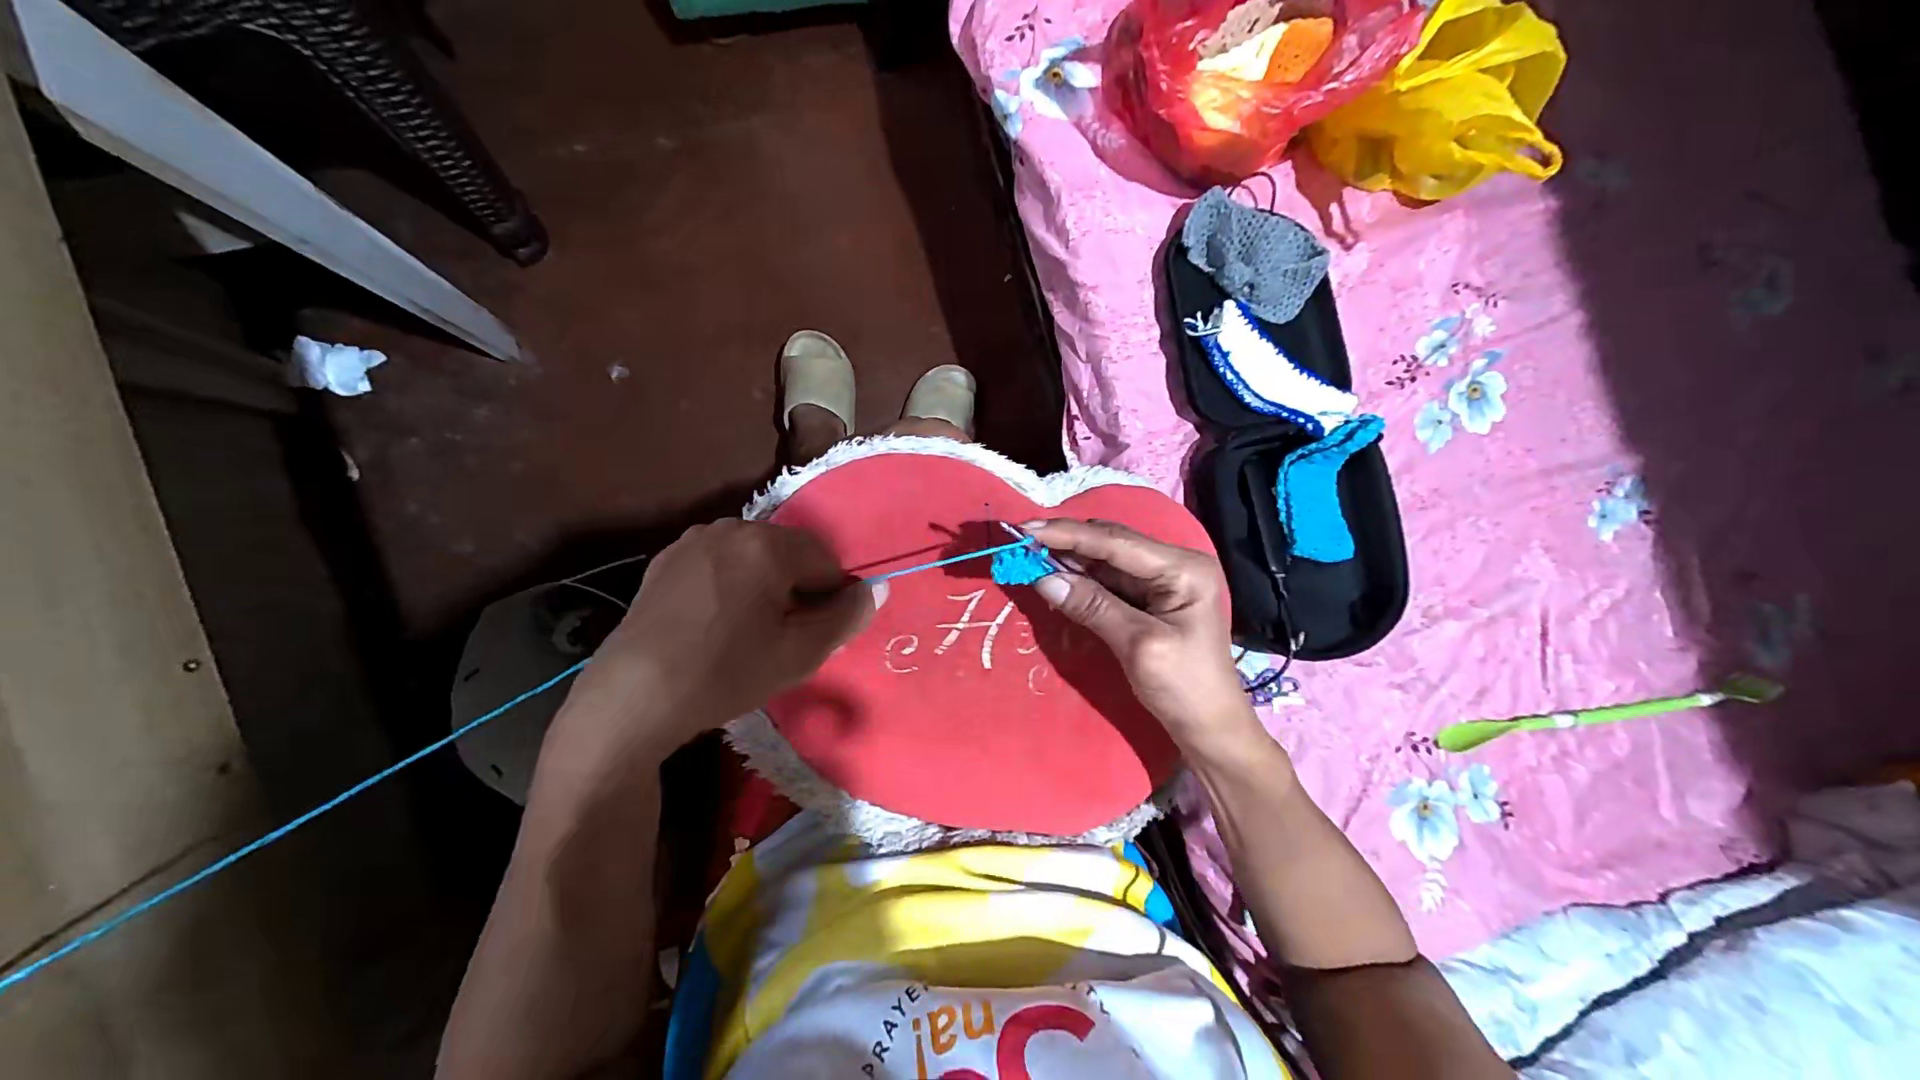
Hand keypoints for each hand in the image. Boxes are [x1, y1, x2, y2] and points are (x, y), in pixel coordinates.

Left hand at [554, 519, 878, 758]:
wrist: (634, 694)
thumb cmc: (726, 673)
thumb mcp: (799, 655)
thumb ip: (845, 618)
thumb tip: (876, 589)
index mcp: (768, 545)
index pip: (825, 560)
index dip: (831, 596)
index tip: (818, 632)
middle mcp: (731, 528)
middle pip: (788, 552)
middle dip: (797, 586)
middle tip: (785, 635)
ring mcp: (693, 541)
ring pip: (752, 556)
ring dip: (763, 583)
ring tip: (748, 630)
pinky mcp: (666, 560)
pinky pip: (717, 563)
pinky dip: (730, 583)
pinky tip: (715, 622)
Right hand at [1024, 519, 1264, 759]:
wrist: (1209, 726)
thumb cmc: (1184, 686)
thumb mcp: (1138, 646)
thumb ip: (1093, 606)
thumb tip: (1043, 578)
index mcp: (1183, 569)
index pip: (1117, 542)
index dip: (1070, 534)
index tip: (1027, 528)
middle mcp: (1174, 565)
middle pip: (1111, 542)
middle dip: (1067, 541)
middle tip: (1023, 542)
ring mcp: (1162, 581)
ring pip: (1106, 559)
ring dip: (1070, 558)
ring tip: (1031, 556)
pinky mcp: (1149, 599)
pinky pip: (1107, 580)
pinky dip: (1080, 578)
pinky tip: (1055, 576)